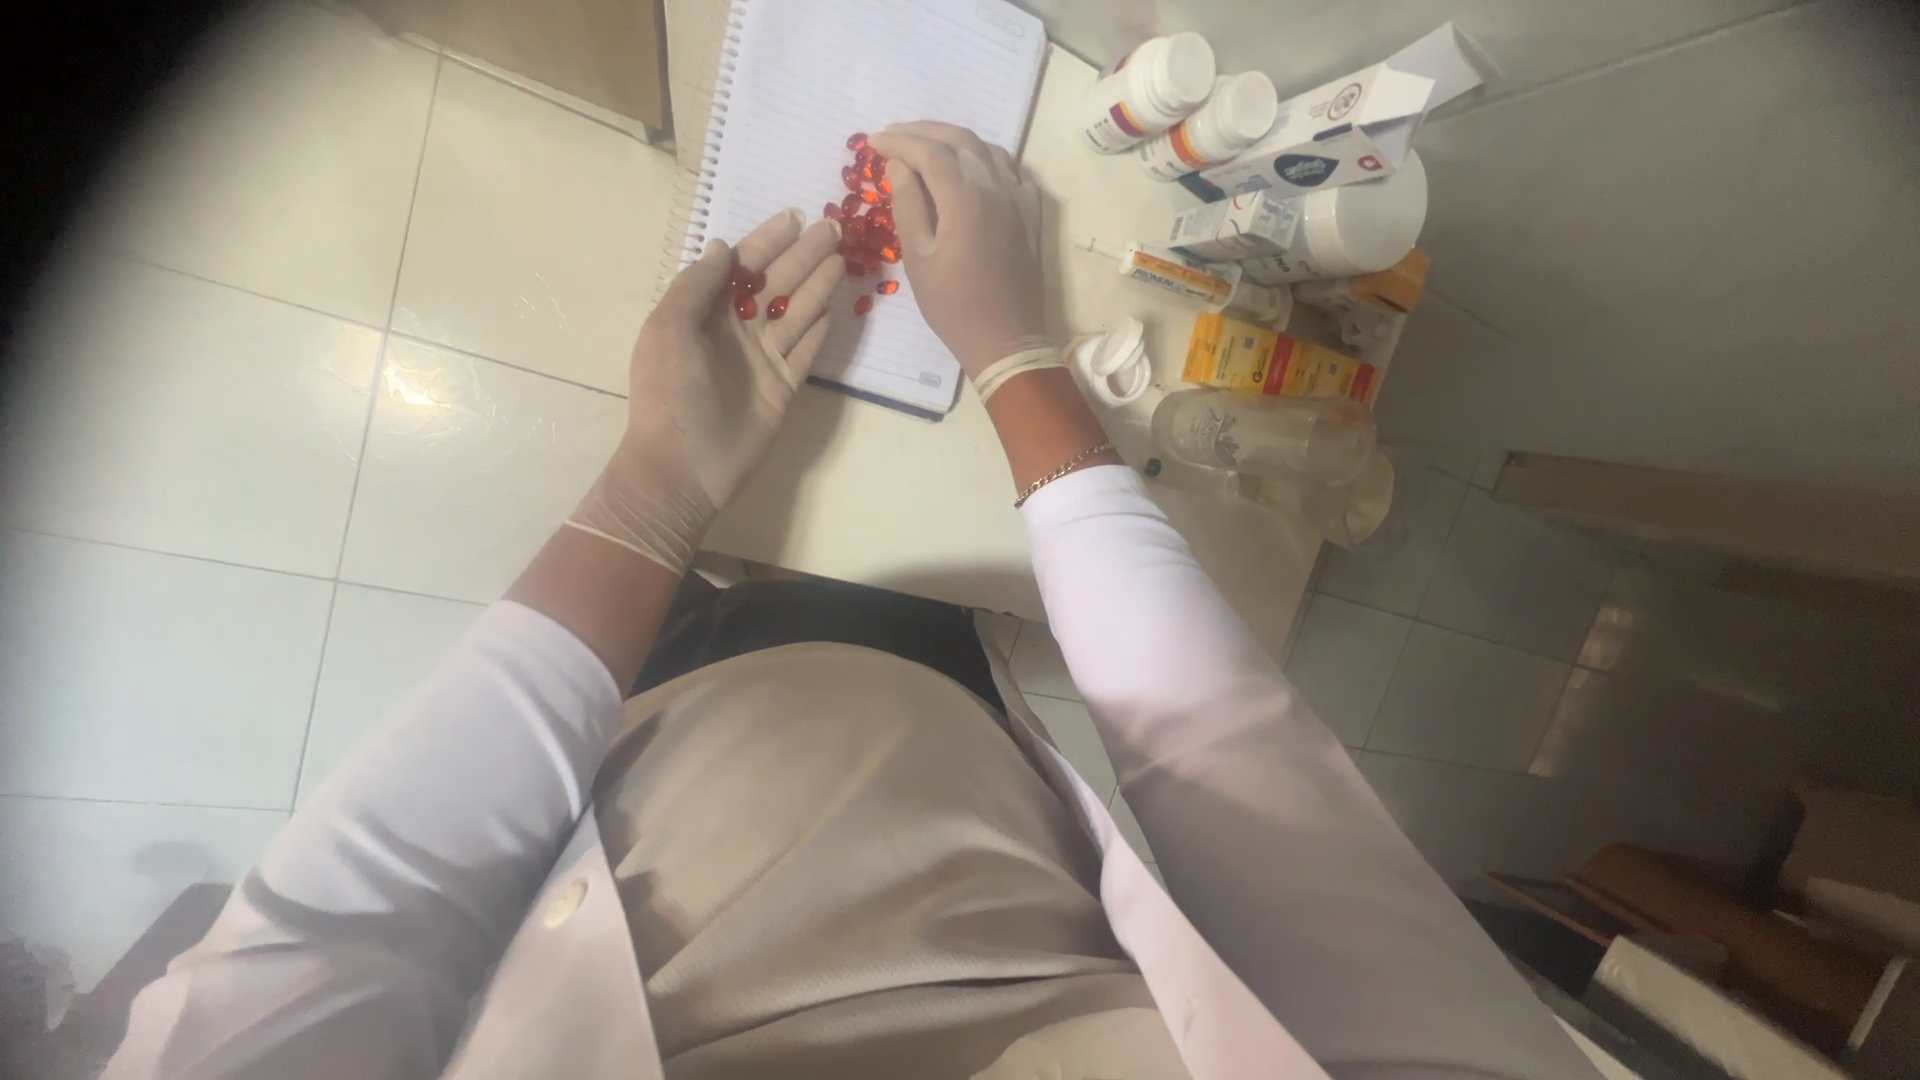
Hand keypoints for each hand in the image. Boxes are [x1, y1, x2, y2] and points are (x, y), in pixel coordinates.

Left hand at [566, 209, 843, 572]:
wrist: (684, 467)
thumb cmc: (668, 395)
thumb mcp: (669, 330)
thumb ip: (696, 288)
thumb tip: (723, 247)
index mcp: (703, 313)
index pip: (741, 267)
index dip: (766, 241)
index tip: (793, 217)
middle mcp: (735, 331)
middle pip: (776, 285)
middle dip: (803, 256)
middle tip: (834, 229)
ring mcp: (762, 360)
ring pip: (796, 313)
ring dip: (818, 286)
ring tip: (843, 259)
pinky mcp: (783, 387)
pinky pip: (806, 351)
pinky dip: (820, 330)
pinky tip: (837, 307)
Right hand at [870, 122, 1053, 386]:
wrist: (1006, 341)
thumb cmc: (954, 308)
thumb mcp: (919, 261)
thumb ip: (908, 206)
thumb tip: (900, 167)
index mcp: (966, 199)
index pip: (930, 151)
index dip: (899, 141)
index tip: (874, 142)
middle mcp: (997, 189)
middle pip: (961, 139)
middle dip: (925, 131)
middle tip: (896, 137)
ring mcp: (1019, 201)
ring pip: (988, 150)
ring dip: (956, 141)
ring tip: (929, 149)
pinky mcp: (1031, 216)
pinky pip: (1011, 172)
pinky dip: (986, 160)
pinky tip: (972, 171)